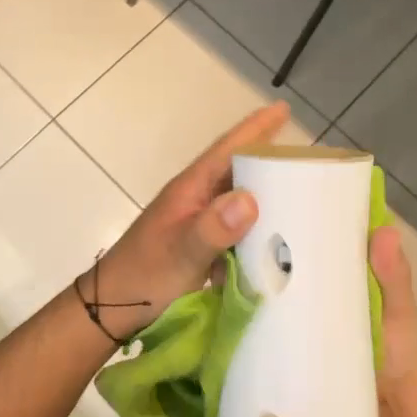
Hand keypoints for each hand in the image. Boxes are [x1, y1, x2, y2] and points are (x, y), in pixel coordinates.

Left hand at [82, 102, 290, 338]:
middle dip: (267, 160)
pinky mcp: (198, 247)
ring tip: (300, 199)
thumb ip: (213, 228)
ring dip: (264, 198)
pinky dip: (254, 233)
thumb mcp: (182, 253)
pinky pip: (233, 232)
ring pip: (236, 202)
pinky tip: (274, 244)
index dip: (255, 129)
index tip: (282, 108)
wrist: (111, 309)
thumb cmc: (144, 276)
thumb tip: (250, 198)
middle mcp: (195, 200)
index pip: (227, 150)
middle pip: (236, 171)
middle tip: (305, 158)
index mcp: (190, 190)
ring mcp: (196, 223)